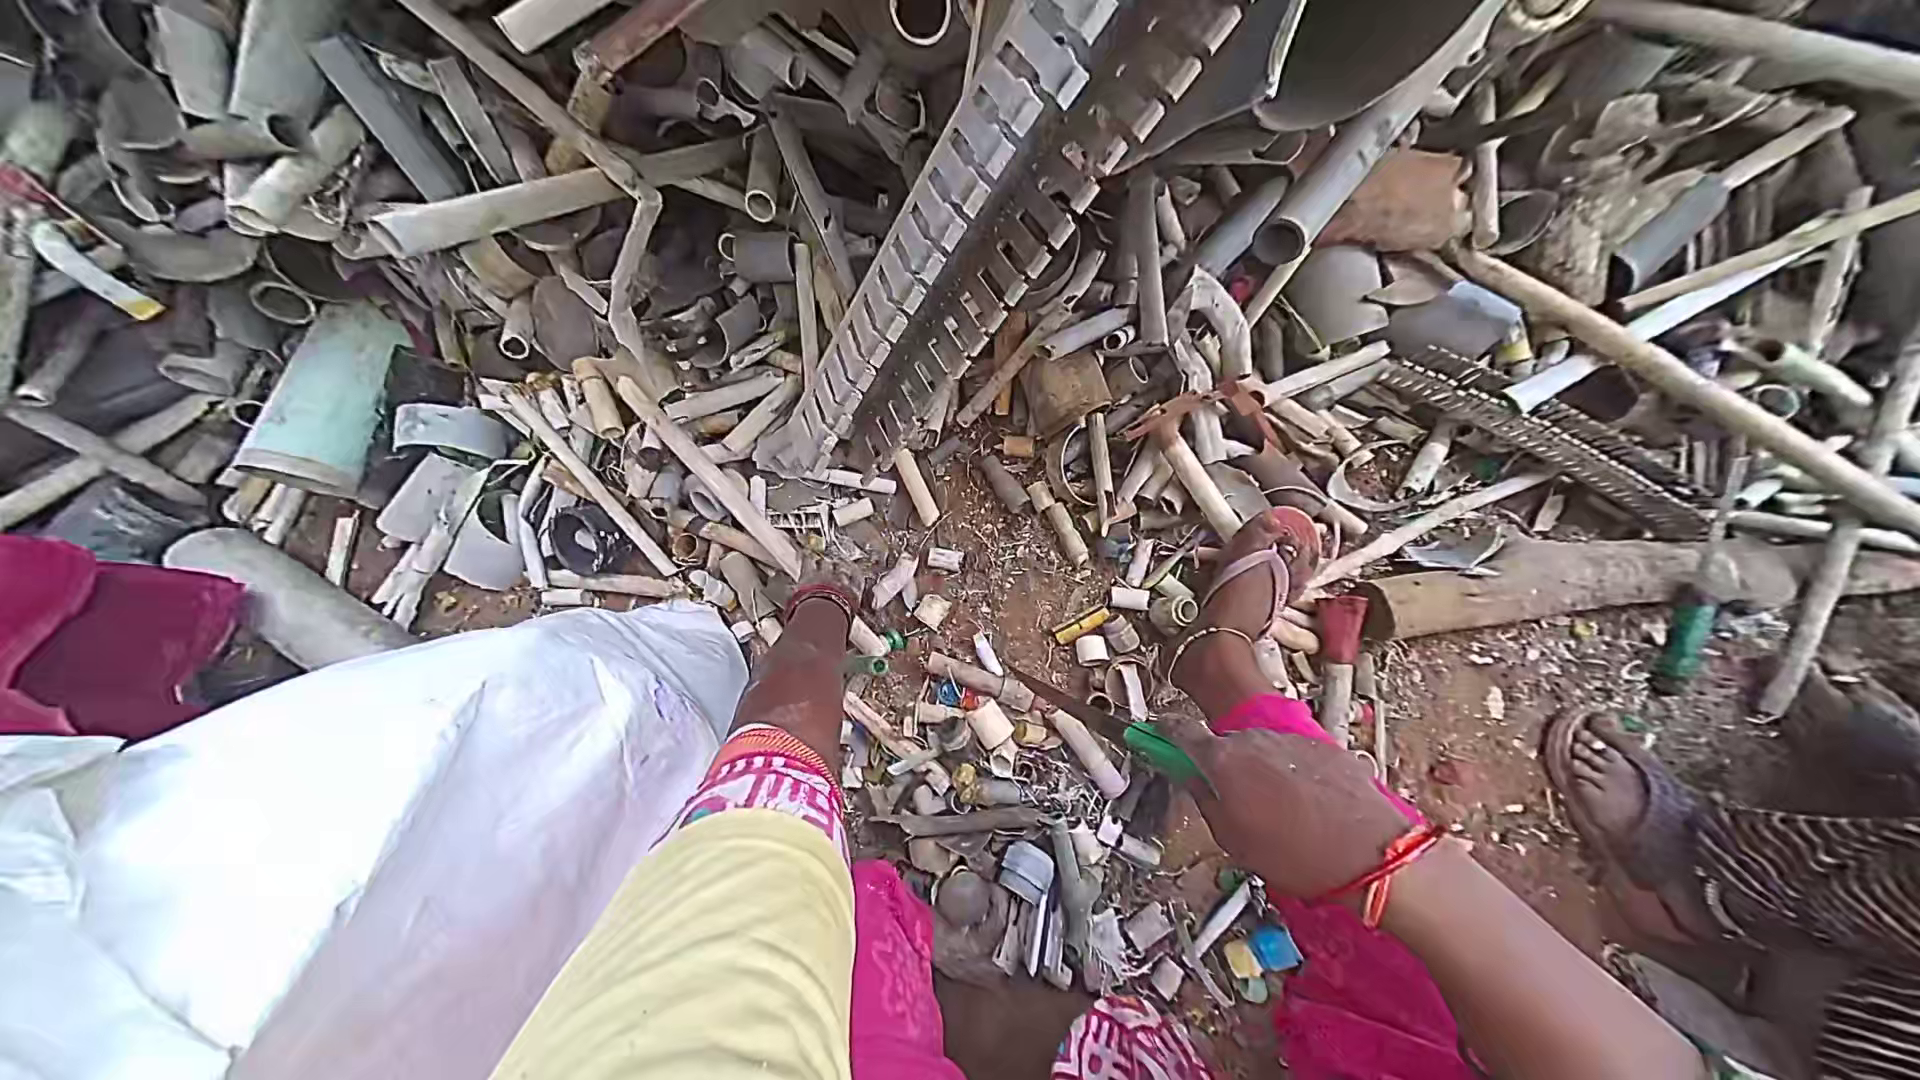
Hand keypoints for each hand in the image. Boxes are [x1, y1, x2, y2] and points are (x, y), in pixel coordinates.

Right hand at [1172, 724, 1408, 900]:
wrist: (1376, 854)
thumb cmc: (1296, 855)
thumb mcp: (1233, 838)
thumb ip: (1204, 799)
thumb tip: (1191, 777)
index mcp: (1221, 758)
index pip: (1178, 730)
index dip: (1163, 733)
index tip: (1157, 739)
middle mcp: (1251, 738)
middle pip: (1222, 743)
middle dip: (1220, 764)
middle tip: (1232, 799)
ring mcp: (1289, 738)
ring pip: (1258, 749)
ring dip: (1257, 769)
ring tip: (1279, 810)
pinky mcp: (1323, 745)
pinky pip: (1292, 754)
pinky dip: (1290, 771)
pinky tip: (1308, 804)